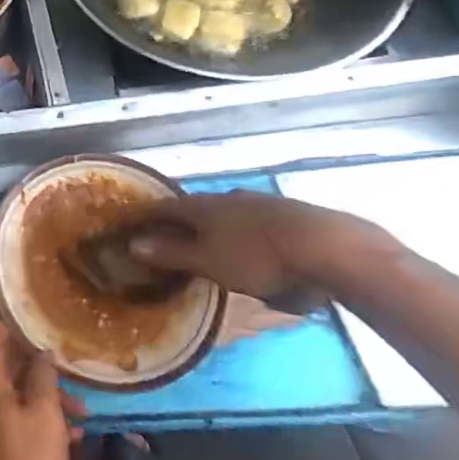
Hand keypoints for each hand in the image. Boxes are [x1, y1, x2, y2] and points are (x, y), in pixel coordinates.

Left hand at [0, 324, 84, 459]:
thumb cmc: (31, 459)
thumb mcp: (44, 413)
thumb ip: (42, 377)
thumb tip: (42, 351)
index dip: (4, 328)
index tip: (21, 315)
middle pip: (10, 373)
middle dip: (40, 369)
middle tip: (66, 365)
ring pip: (23, 400)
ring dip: (50, 400)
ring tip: (83, 412)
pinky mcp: (4, 449)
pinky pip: (25, 423)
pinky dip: (47, 422)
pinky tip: (75, 435)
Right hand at [128, 190, 399, 304]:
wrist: (331, 248)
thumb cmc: (258, 257)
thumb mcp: (209, 262)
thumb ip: (171, 253)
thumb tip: (133, 243)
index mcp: (202, 206)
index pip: (162, 206)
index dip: (143, 216)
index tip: (127, 224)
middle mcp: (227, 197)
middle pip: (194, 208)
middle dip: (178, 223)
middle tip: (165, 239)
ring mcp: (259, 203)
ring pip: (224, 213)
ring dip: (211, 227)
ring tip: (206, 245)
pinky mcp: (287, 214)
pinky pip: (250, 222)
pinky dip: (238, 233)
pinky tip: (247, 248)